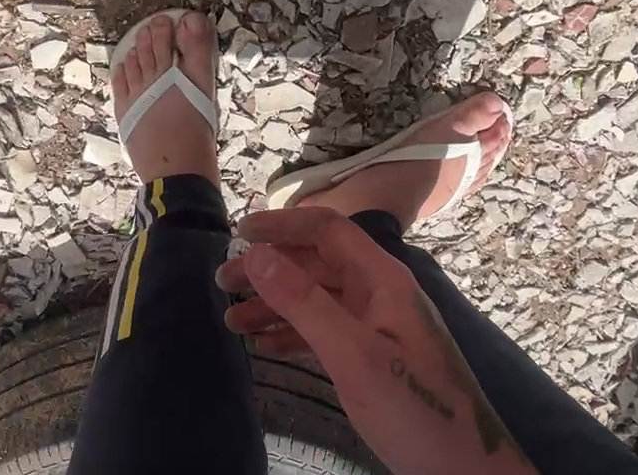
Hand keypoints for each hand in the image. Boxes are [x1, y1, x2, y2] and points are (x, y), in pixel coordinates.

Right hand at [218, 208, 535, 474]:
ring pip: (317, 298)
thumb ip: (304, 302)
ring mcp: (378, 325)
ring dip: (275, 305)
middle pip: (316, 263)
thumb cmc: (415, 410)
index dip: (282, 225)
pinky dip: (293, 333)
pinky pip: (326, 330)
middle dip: (269, 270)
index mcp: (382, 278)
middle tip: (222, 283)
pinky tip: (265, 346)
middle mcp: (379, 292)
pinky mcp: (375, 356)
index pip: (326, 229)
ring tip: (232, 321)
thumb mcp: (353, 355)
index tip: (238, 235)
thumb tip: (256, 254)